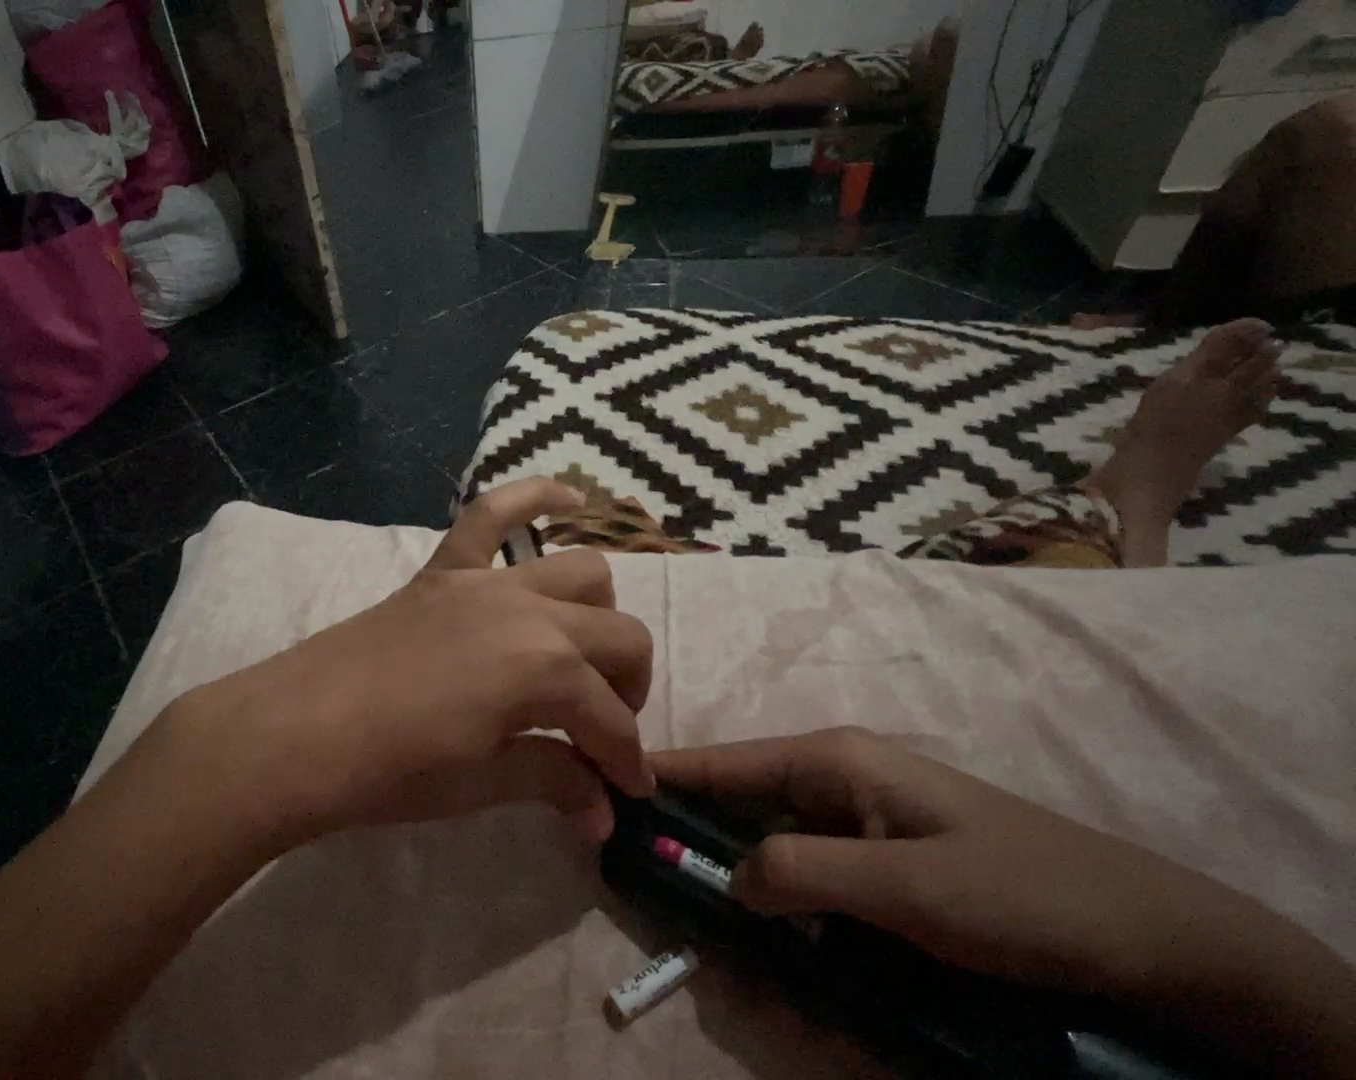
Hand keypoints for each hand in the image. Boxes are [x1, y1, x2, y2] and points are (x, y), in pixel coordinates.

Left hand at [159, 477, 656, 848]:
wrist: (300, 733)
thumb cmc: (392, 770)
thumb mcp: (482, 784)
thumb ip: (553, 781)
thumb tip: (604, 815)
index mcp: (546, 669)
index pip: (611, 720)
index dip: (626, 762)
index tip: (626, 794)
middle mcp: (530, 611)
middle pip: (619, 637)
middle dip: (629, 690)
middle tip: (602, 735)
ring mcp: (486, 581)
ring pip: (582, 572)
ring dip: (599, 613)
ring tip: (582, 654)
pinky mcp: (444, 569)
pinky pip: (492, 512)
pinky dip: (534, 496)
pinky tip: (569, 497)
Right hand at [652, 728, 1355, 1075]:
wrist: (1154, 937)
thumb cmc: (1022, 895)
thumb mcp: (904, 887)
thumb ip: (801, 873)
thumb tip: (727, 878)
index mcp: (835, 759)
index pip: (723, 760)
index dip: (662, 774)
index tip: (601, 785)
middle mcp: (839, 776)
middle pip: (738, 797)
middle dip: (687, 829)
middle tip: (634, 865)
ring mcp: (861, 816)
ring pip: (766, 835)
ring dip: (727, 864)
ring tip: (677, 893)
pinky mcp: (881, 855)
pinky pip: (804, 864)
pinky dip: (772, 887)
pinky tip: (752, 917)